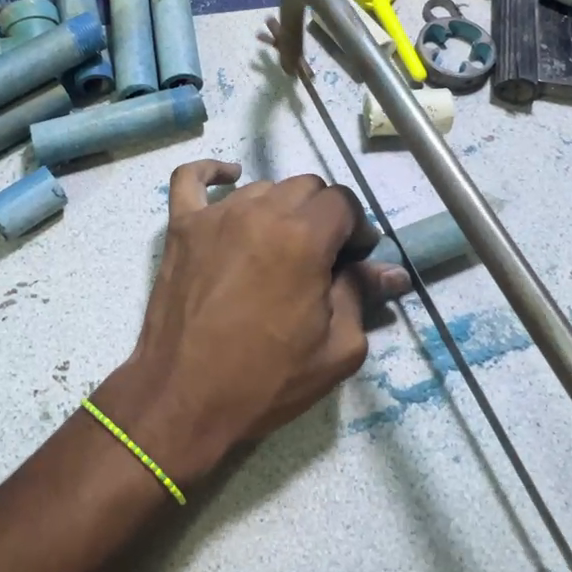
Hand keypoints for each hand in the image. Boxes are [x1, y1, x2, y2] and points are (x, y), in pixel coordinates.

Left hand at [95, 160, 410, 483]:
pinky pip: (191, 179)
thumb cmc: (265, 380)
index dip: (356, 231)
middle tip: (321, 260)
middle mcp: (260, 211)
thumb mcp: (335, 349)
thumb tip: (390, 272)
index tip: (353, 263)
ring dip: (279, 208)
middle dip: (323, 217)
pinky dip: (212, 173)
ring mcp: (215, 215)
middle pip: (306, 188)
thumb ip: (362, 296)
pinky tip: (229, 178)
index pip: (344, 203)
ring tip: (279, 247)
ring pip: (261, 186)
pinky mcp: (181, 227)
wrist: (184, 398)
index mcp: (303, 237)